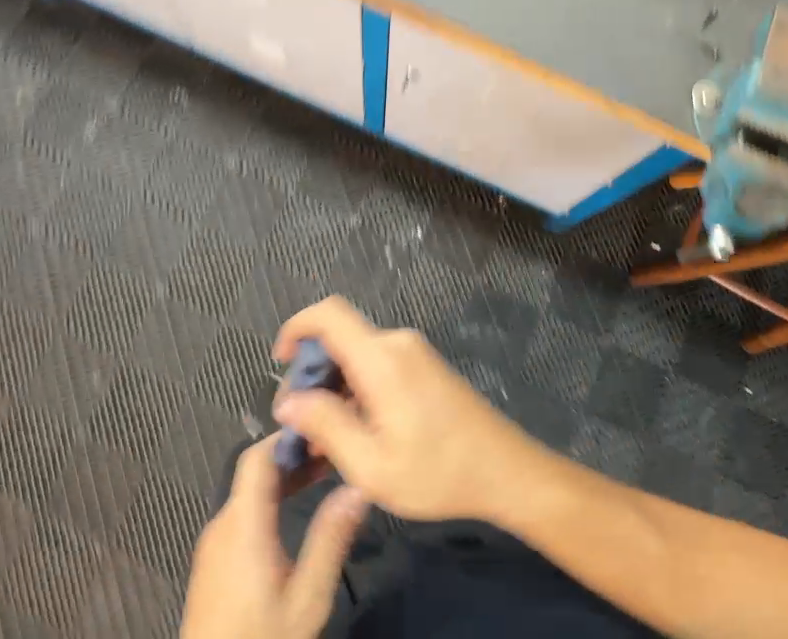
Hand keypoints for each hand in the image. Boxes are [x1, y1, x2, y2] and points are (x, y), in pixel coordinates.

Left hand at [179, 435, 366, 638]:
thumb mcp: (308, 597)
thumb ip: (330, 540)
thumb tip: (359, 487)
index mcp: (243, 524)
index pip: (257, 456)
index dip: (288, 435)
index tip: (324, 429)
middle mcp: (222, 524)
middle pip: (254, 472)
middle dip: (294, 457)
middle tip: (334, 453)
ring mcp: (212, 544)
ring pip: (248, 494)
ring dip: (282, 480)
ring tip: (322, 478)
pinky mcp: (211, 562)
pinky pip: (241, 515)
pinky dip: (268, 502)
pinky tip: (294, 513)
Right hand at [272, 297, 550, 523]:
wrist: (507, 472)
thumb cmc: (438, 473)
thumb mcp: (371, 465)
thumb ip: (326, 426)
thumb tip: (288, 400)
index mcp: (382, 359)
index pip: (329, 314)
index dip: (296, 327)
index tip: (280, 364)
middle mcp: (398, 344)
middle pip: (339, 339)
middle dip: (311, 376)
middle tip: (300, 428)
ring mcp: (416, 354)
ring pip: (357, 357)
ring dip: (334, 390)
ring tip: (324, 443)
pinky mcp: (426, 369)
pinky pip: (378, 368)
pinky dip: (357, 392)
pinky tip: (356, 436)